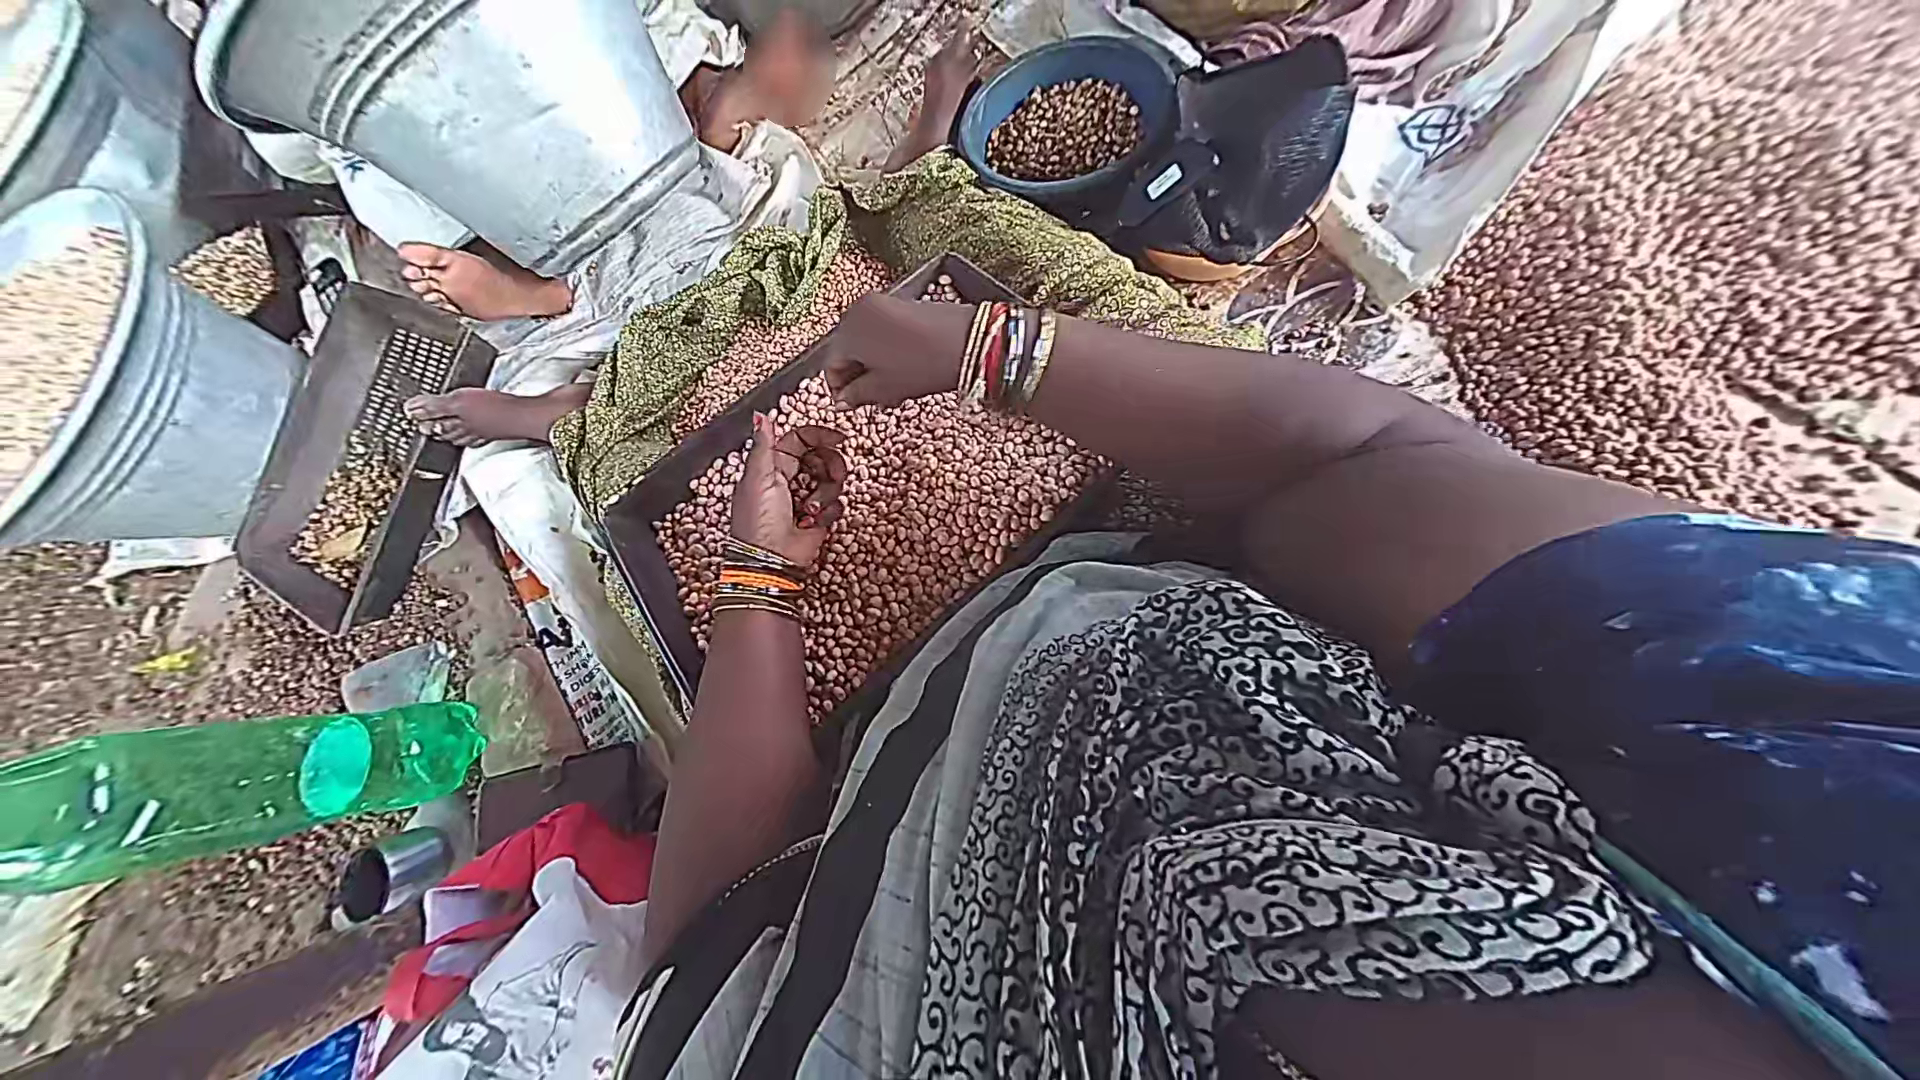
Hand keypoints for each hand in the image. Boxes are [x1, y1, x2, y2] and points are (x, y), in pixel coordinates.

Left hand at [732, 412, 847, 568]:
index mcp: (772, 465)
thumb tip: (760, 415)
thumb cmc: (758, 520)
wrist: (771, 560)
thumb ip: (763, 444)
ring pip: (832, 480)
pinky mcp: (820, 517)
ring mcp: (807, 497)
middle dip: (830, 466)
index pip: (801, 439)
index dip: (820, 435)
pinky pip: (837, 504)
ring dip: (825, 495)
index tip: (839, 438)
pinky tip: (812, 523)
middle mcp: (791, 479)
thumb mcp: (758, 477)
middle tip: (831, 475)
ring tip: (810, 510)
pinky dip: (827, 513)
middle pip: (822, 457)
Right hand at [820, 293, 974, 407]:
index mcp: (848, 330)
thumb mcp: (885, 388)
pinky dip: (887, 350)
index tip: (850, 405)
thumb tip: (842, 400)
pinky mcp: (903, 302)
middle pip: (847, 348)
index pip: (831, 363)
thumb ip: (857, 395)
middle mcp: (859, 309)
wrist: (967, 341)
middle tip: (874, 400)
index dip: (838, 389)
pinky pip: (883, 329)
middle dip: (857, 375)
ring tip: (892, 387)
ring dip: (873, 364)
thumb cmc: (922, 367)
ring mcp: (883, 302)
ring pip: (866, 339)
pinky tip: (903, 369)